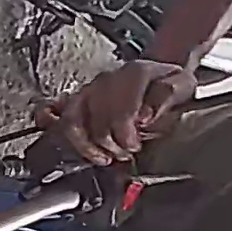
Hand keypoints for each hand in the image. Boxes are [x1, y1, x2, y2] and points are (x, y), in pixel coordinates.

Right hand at [35, 60, 197, 165]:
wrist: (156, 75)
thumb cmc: (168, 84)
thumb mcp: (183, 85)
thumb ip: (167, 97)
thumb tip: (145, 115)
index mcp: (134, 74)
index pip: (121, 113)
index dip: (127, 136)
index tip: (135, 146)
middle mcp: (106, 81)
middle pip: (98, 123)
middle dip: (111, 145)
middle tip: (124, 153)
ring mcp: (88, 91)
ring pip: (72, 122)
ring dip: (86, 146)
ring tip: (101, 156)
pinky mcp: (76, 100)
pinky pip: (53, 112)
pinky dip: (48, 123)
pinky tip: (59, 135)